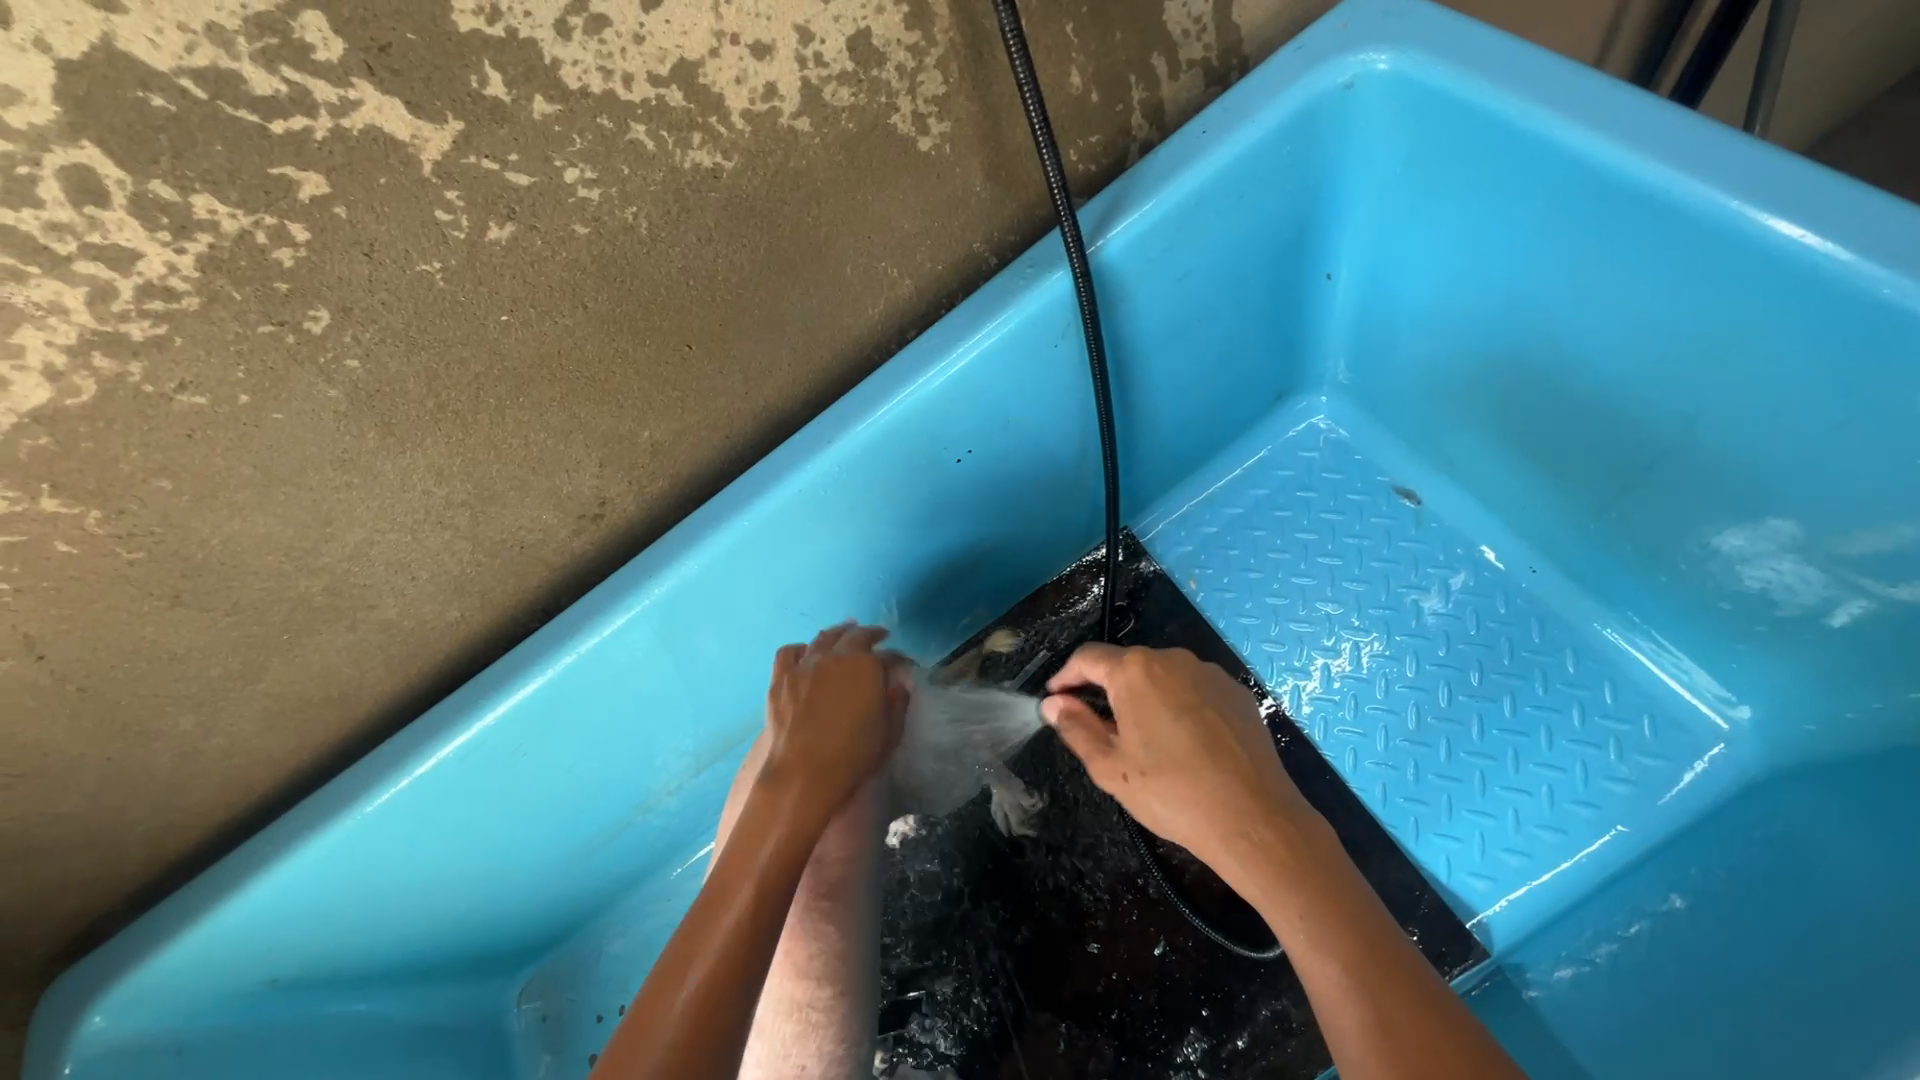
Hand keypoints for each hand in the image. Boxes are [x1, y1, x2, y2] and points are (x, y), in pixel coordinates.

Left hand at [758, 623, 909, 825]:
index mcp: (865, 666)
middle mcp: (833, 657)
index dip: (897, 658)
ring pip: (821, 638)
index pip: (886, 654)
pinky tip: (805, 654)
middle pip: (852, 635)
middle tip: (876, 636)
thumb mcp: (891, 731)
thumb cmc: (855, 755)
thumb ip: (898, 702)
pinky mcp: (780, 679)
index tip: (903, 663)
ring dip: (836, 634)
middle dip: (867, 634)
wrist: (804, 774)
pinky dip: (801, 649)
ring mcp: (804, 666)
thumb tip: (900, 683)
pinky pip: (789, 653)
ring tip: (842, 636)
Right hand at [1042, 644, 1318, 876]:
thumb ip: (1076, 728)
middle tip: (1098, 728)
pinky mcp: (1237, 693)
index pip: (1087, 658)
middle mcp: (1173, 659)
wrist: (1252, 818)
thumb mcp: (1110, 767)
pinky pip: (1194, 690)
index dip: (1066, 677)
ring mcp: (1210, 673)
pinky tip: (1184, 742)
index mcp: (1135, 671)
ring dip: (1145, 697)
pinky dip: (1179, 706)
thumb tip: (1053, 704)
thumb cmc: (1171, 792)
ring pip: (1163, 677)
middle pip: (1127, 665)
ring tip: (1143, 739)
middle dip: (1106, 689)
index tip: (1055, 699)